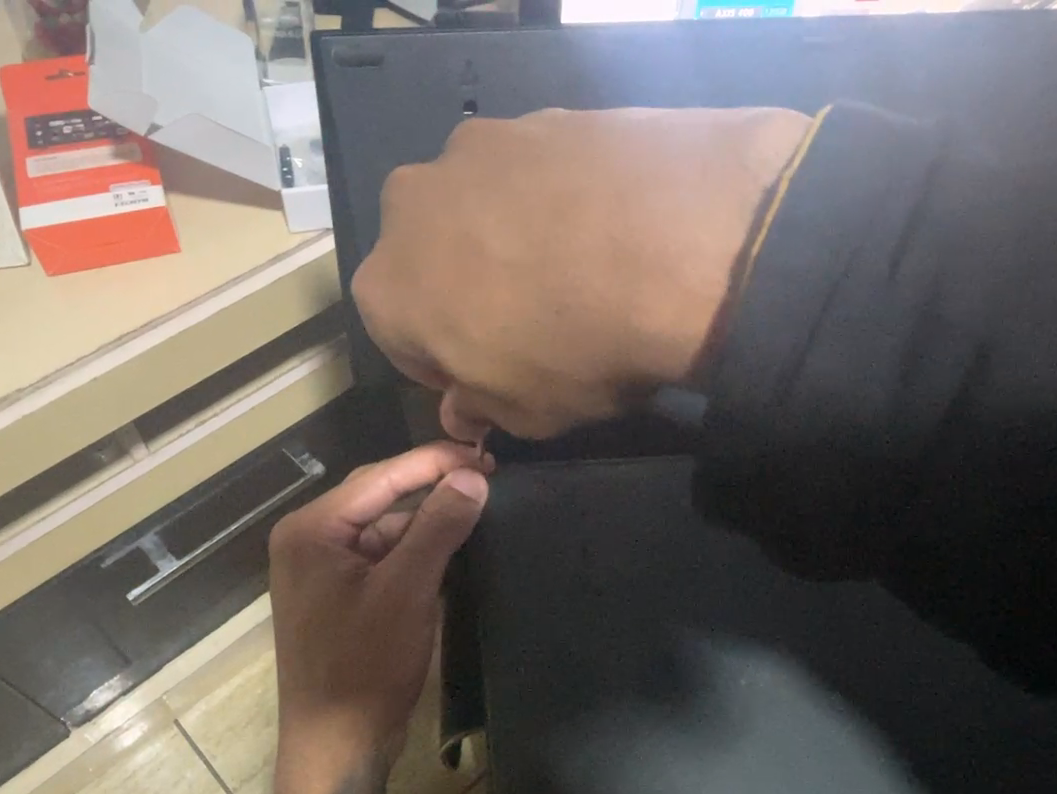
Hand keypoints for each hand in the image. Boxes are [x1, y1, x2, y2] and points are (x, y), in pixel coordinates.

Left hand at [261, 442, 490, 793]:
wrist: (335, 744)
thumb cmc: (363, 666)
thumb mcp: (406, 591)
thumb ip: (437, 528)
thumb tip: (473, 477)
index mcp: (312, 530)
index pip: (379, 477)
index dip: (434, 462)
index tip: (486, 454)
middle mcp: (310, 540)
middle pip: (379, 498)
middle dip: (431, 488)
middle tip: (488, 478)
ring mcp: (324, 570)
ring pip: (384, 528)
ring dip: (427, 521)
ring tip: (480, 507)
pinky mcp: (341, 596)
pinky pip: (383, 557)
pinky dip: (416, 551)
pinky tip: (453, 547)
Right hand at [352, 107, 813, 441]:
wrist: (670, 249)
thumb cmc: (572, 353)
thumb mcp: (525, 415)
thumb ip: (480, 410)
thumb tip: (463, 412)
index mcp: (386, 288)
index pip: (400, 339)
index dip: (444, 364)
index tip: (488, 375)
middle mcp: (410, 206)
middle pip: (432, 261)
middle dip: (466, 290)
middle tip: (530, 321)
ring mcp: (477, 147)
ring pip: (480, 208)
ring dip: (507, 239)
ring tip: (574, 270)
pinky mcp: (541, 115)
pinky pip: (535, 172)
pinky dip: (556, 200)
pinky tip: (604, 228)